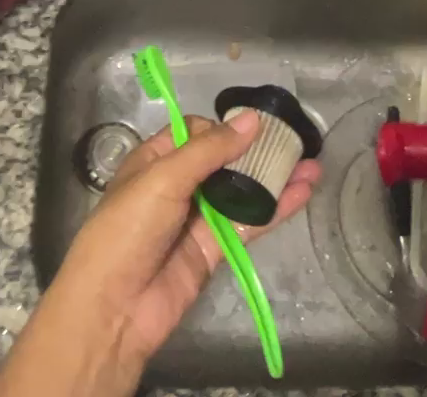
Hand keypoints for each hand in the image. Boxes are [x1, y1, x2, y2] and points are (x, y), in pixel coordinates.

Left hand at [0, 111, 320, 396]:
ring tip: (312, 164)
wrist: (114, 307)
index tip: (257, 124)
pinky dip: (276, 208)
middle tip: (296, 140)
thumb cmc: (128, 228)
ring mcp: (197, 219)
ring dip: (275, 178)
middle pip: (223, 161)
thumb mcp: (163, 177)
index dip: (224, 128)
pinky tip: (303, 193)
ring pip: (241, 191)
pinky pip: (248, 223)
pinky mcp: (214, 249)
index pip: (195, 133)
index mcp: (154, 160)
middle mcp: (177, 185)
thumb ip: (210, 150)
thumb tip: (251, 118)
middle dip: (257, 151)